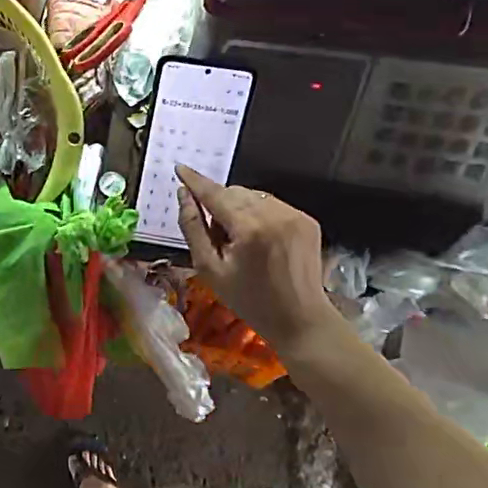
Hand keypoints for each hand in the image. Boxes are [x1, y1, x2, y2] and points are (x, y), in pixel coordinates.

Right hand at [175, 165, 343, 354]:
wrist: (299, 319)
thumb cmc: (249, 300)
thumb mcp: (209, 268)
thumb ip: (193, 228)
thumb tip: (183, 196)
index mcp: (248, 228)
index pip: (215, 194)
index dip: (195, 181)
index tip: (180, 168)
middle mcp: (274, 214)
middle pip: (234, 192)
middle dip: (219, 204)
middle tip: (216, 236)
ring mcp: (294, 215)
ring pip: (253, 196)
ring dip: (238, 209)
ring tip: (239, 240)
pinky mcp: (307, 220)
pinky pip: (272, 205)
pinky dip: (258, 215)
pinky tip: (259, 241)